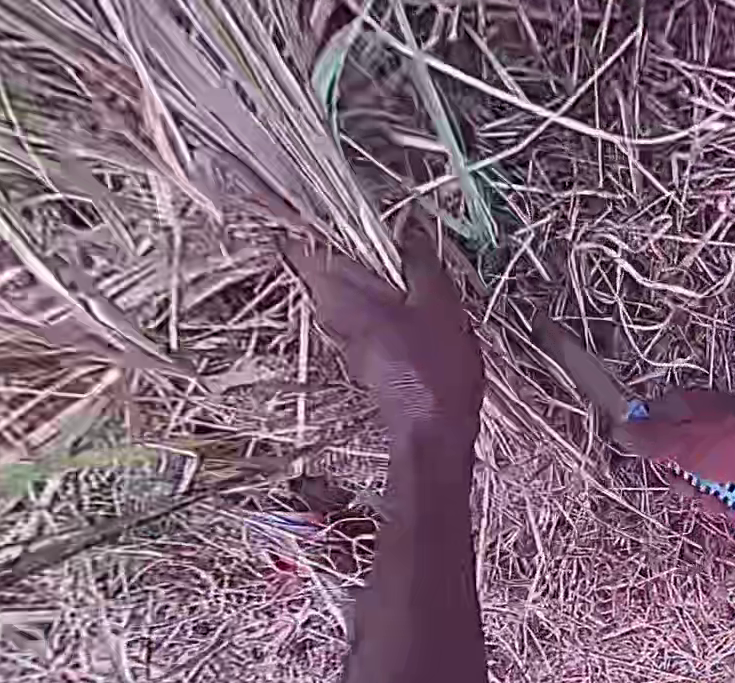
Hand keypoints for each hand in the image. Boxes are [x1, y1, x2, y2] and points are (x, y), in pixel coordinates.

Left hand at [283, 230, 483, 450]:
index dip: (305, 212)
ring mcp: (345, 338)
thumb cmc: (433, 370)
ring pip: (352, 290)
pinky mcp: (366, 357)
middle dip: (358, 246)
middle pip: (329, 262)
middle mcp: (329, 312)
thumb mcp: (438, 304)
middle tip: (394, 238)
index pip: (296, 239)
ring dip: (378, 278)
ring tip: (414, 274)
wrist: (436, 432)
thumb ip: (420, 262)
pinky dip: (388, 306)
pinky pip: (369, 316)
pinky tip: (419, 312)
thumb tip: (410, 230)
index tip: (323, 196)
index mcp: (337, 290)